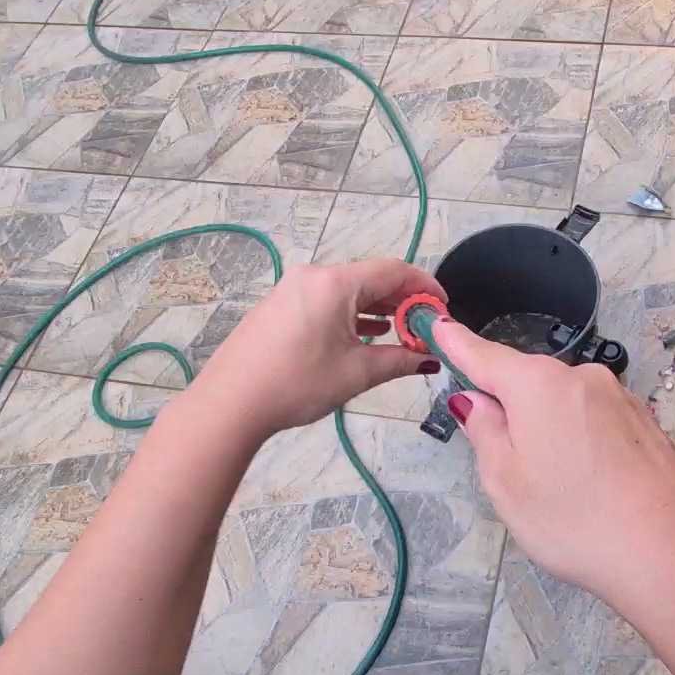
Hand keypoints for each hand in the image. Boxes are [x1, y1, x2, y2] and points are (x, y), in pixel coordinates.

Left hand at [173, 259, 444, 439]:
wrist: (230, 403)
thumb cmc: (297, 383)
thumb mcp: (357, 373)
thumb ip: (399, 360)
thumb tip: (429, 359)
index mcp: (335, 283)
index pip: (394, 271)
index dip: (425, 287)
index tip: (443, 307)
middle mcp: (314, 275)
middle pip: (371, 278)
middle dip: (403, 301)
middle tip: (425, 326)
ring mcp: (293, 288)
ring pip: (348, 290)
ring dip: (378, 308)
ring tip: (401, 334)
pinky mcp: (280, 305)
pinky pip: (327, 300)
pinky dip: (352, 314)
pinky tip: (365, 335)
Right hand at [430, 320, 674, 604]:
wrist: (674, 553)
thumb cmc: (576, 522)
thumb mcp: (507, 483)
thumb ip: (485, 431)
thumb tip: (474, 399)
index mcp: (539, 384)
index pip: (485, 356)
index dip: (458, 343)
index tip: (439, 325)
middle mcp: (583, 377)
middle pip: (528, 383)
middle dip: (510, 410)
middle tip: (510, 468)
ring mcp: (621, 397)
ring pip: (565, 404)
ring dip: (550, 430)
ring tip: (559, 490)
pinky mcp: (647, 423)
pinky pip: (596, 421)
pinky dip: (583, 442)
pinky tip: (593, 486)